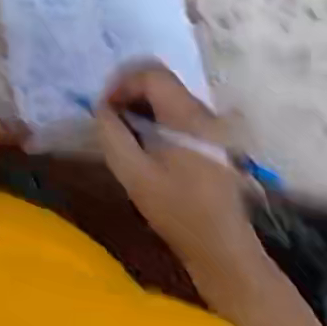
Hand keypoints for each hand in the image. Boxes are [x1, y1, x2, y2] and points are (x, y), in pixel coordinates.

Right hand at [94, 63, 255, 268]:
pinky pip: (178, 111)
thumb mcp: (134, 174)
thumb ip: (112, 134)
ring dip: (141, 103)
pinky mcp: (212, 140)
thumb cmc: (178, 213)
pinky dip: (155, 116)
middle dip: (129, 90)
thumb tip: (101, 109)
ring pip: (169, 94)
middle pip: (161, 79)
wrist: (225, 252)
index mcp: (187, 115)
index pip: (151, 73)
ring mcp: (212, 126)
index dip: (122, 82)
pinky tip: (144, 142)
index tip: (104, 107)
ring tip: (123, 129)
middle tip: (110, 115)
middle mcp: (204, 112)